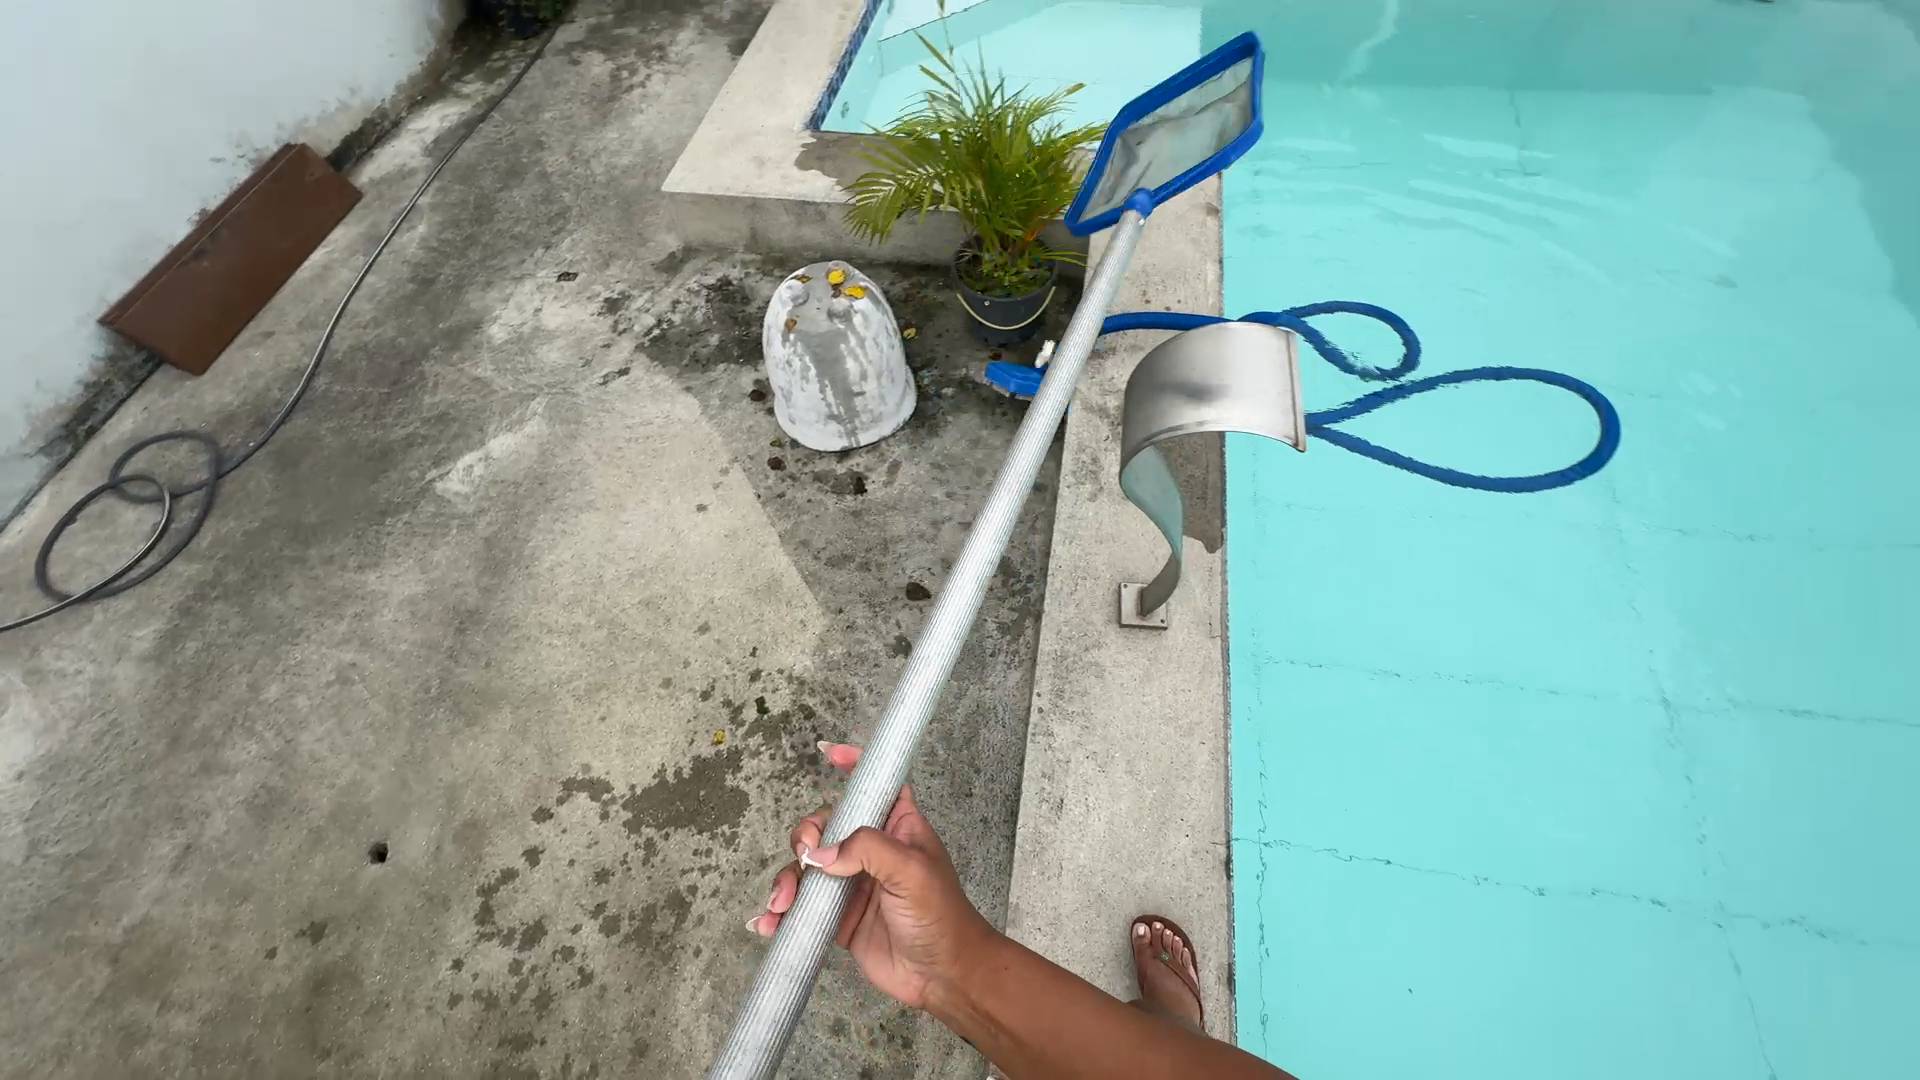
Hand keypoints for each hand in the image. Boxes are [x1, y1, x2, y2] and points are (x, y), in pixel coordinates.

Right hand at [749, 743, 998, 1008]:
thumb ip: (866, 850)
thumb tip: (819, 854)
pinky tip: (769, 923)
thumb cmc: (941, 913)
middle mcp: (872, 848)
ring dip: (787, 878)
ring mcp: (852, 881)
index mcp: (898, 825)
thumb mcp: (910, 870)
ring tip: (781, 902)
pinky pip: (802, 905)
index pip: (876, 784)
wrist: (941, 975)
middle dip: (805, 835)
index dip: (854, 763)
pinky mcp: (838, 915)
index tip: (828, 751)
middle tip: (803, 856)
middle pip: (826, 824)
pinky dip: (782, 912)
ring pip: (808, 865)